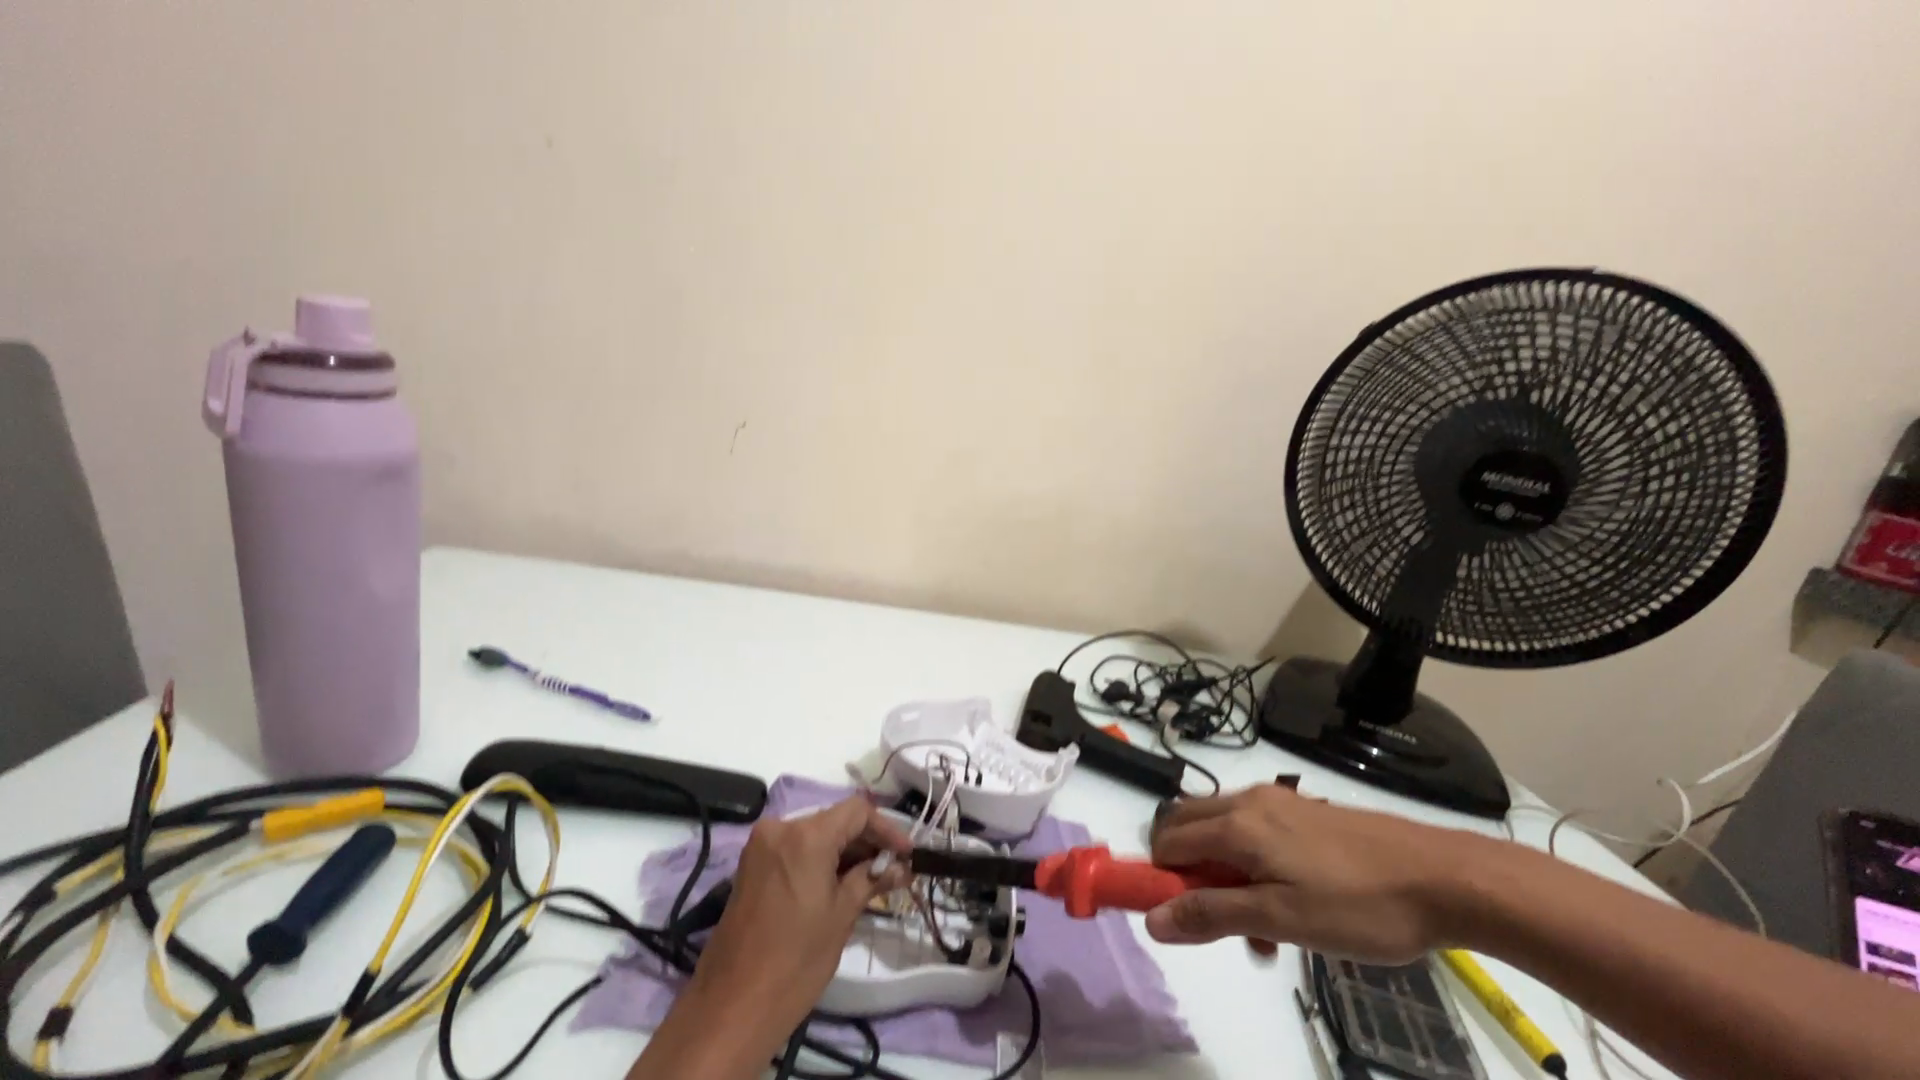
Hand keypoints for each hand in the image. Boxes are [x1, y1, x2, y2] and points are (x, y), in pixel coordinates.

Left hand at [631, 798, 911, 1079]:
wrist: (733, 1004)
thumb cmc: (796, 960)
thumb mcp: (842, 915)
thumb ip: (871, 880)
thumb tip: (899, 866)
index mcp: (806, 835)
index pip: (857, 811)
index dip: (887, 829)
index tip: (907, 855)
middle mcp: (779, 829)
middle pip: (834, 820)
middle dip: (866, 842)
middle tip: (894, 870)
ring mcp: (761, 847)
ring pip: (814, 835)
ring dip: (844, 852)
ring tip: (872, 880)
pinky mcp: (751, 866)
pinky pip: (795, 850)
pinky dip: (819, 861)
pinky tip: (840, 884)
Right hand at [1146, 784, 1478, 962]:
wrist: (1446, 878)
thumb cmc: (1360, 905)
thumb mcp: (1282, 920)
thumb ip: (1212, 915)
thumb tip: (1152, 919)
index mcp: (1237, 825)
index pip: (1167, 840)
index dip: (1158, 877)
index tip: (1174, 918)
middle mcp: (1250, 802)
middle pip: (1188, 827)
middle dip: (1187, 874)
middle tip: (1215, 920)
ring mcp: (1282, 804)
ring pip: (1224, 834)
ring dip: (1222, 875)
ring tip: (1259, 930)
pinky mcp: (1308, 814)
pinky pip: (1256, 834)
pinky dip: (1252, 865)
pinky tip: (1289, 905)